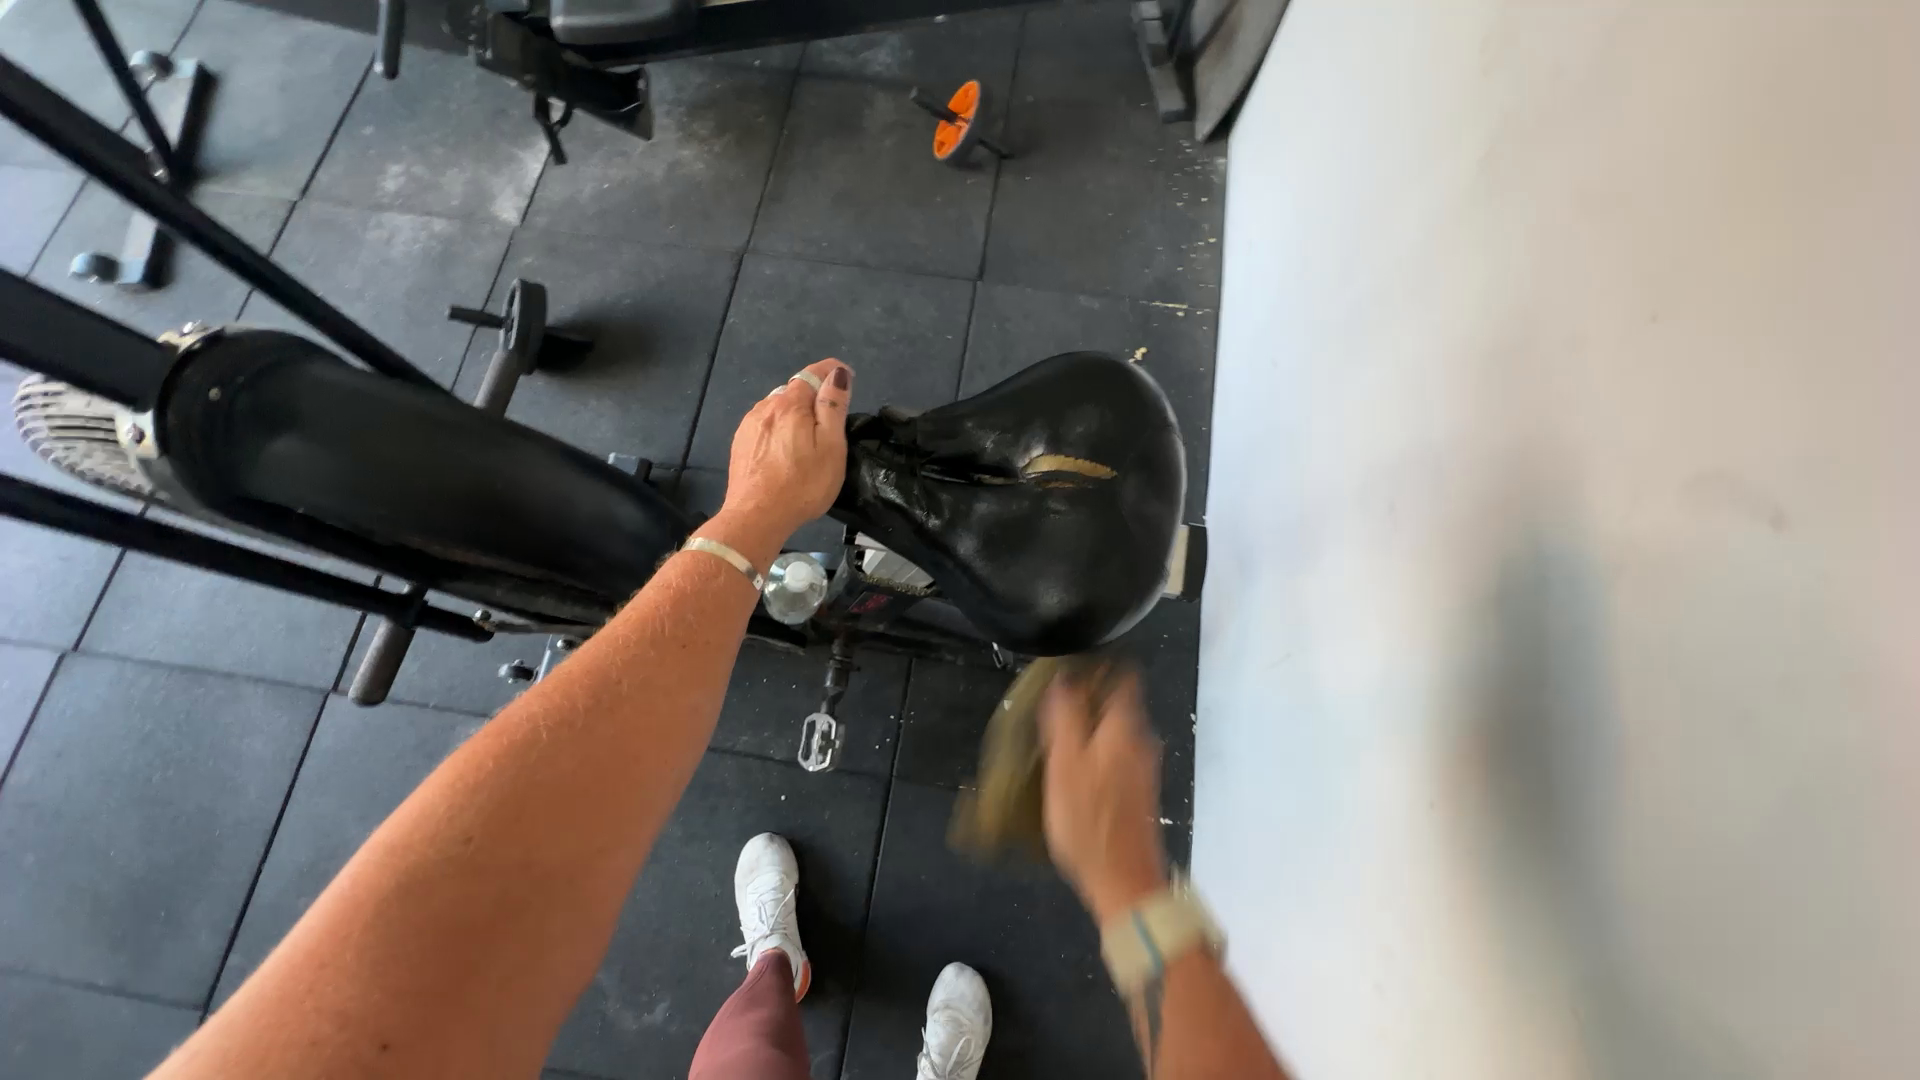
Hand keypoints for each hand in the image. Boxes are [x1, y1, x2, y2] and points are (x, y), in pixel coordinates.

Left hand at [719, 358, 852, 542]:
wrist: (756, 517)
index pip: (813, 373)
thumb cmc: (802, 485)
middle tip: (831, 418)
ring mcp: (750, 425)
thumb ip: (833, 407)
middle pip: (794, 390)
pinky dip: (779, 426)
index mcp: (791, 404)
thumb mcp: (831, 447)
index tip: (848, 377)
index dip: (833, 371)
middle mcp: (766, 407)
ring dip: (794, 411)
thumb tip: (837, 373)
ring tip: (808, 435)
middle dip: (814, 395)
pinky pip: (765, 423)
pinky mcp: (741, 443)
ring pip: (777, 407)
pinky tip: (784, 448)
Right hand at [1040, 671, 1168, 924]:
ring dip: (1087, 726)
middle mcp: (1142, 739)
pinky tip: (1069, 766)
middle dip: (1086, 697)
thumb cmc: (1089, 819)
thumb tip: (1065, 677)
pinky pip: (1114, 752)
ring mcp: (1142, 765)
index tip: (1067, 669)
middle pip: (1116, 701)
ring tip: (1053, 736)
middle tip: (1050, 705)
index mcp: (1126, 726)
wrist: (1124, 881)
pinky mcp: (1137, 789)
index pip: (1123, 675)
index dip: (1096, 666)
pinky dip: (1093, 750)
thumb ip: (1066, 716)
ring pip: (1113, 728)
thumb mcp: (1065, 763)